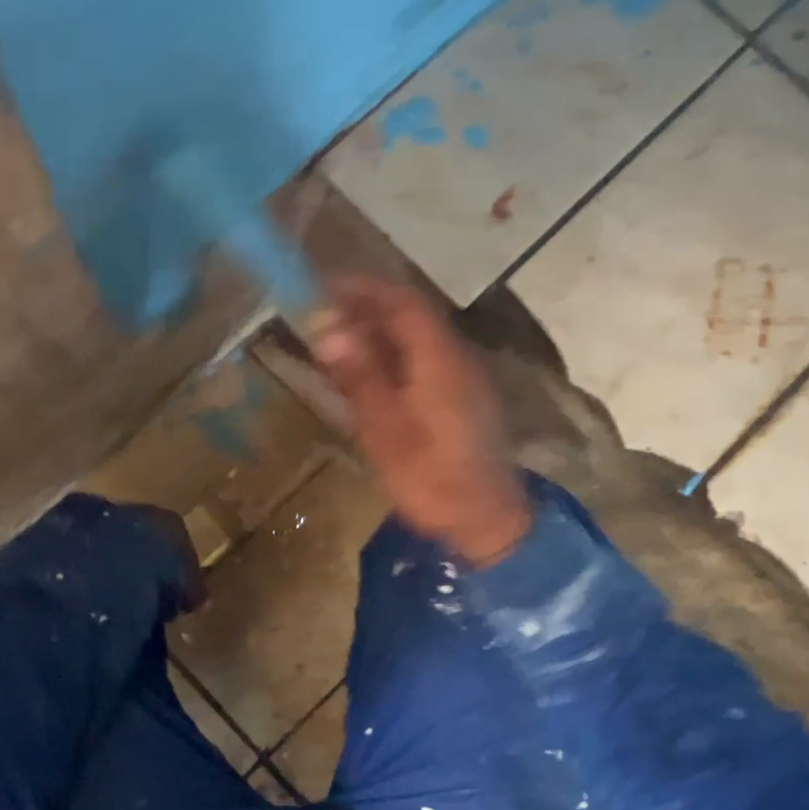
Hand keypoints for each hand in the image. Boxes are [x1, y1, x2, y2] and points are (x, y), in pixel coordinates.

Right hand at [312, 276, 531, 564]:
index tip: (324, 287)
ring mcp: (462, 379)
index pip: (402, 302)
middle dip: (365, 309)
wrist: (487, 522)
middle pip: (411, 316)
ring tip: (335, 342)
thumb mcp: (385, 431)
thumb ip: (358, 375)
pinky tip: (367, 375)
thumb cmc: (432, 480)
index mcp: (440, 359)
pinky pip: (423, 360)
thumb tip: (326, 327)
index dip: (363, 289)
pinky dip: (391, 356)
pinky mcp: (461, 399)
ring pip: (416, 338)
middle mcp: (456, 358)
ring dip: (377, 332)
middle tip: (321, 317)